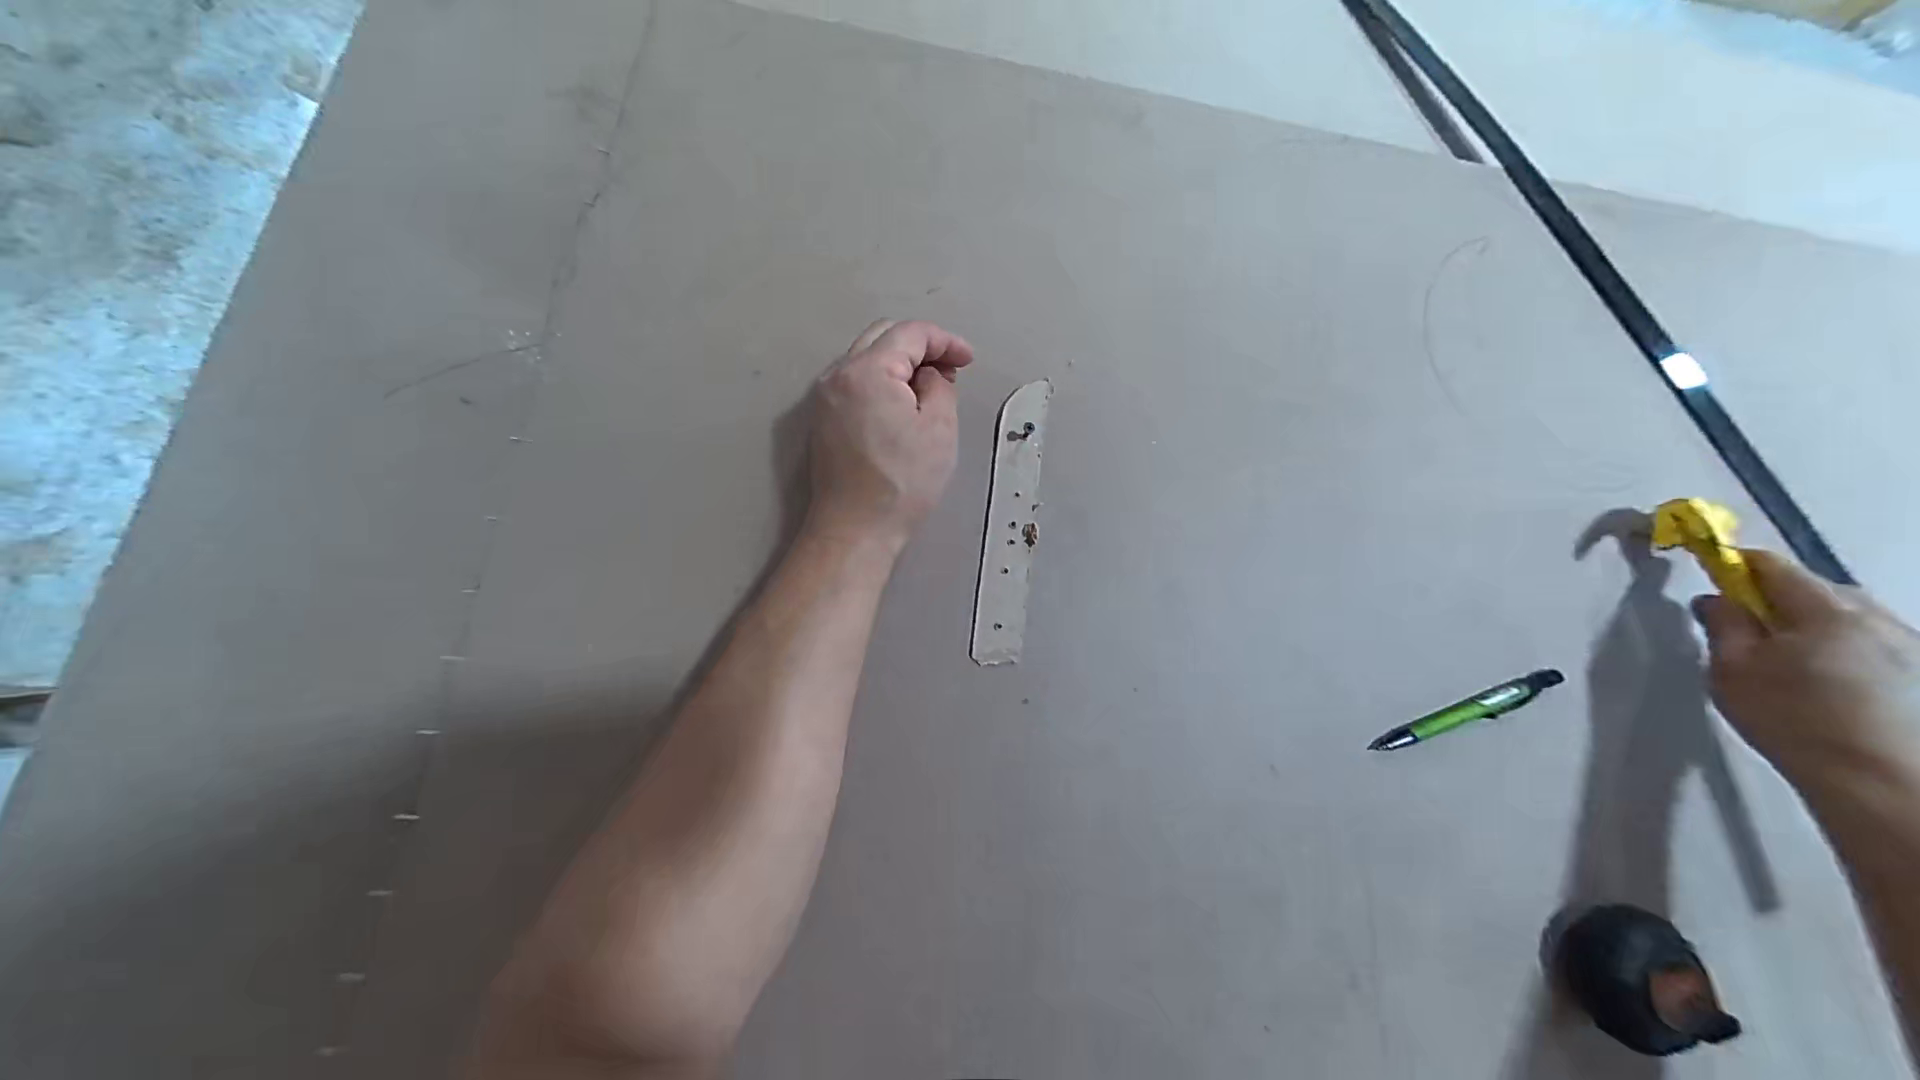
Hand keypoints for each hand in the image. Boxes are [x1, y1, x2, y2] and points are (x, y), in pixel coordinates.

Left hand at [804, 320, 973, 552]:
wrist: (855, 529)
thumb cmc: (902, 483)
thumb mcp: (939, 429)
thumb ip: (940, 385)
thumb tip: (930, 375)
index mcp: (866, 371)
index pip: (909, 333)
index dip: (945, 340)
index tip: (967, 359)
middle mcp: (837, 376)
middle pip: (883, 337)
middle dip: (921, 347)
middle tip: (950, 370)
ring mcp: (824, 398)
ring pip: (866, 359)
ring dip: (900, 364)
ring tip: (929, 389)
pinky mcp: (822, 420)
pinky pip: (855, 383)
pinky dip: (881, 382)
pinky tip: (902, 406)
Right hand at [1695, 552, 1919, 793]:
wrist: (1882, 782)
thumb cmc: (1792, 718)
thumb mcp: (1732, 669)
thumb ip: (1724, 625)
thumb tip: (1716, 598)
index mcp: (1826, 611)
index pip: (1773, 566)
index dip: (1736, 563)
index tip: (1709, 570)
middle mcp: (1878, 618)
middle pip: (1817, 588)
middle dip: (1778, 595)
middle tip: (1744, 622)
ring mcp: (1910, 647)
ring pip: (1850, 616)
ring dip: (1813, 622)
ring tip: (1788, 655)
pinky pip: (1873, 642)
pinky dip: (1843, 646)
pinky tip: (1829, 678)